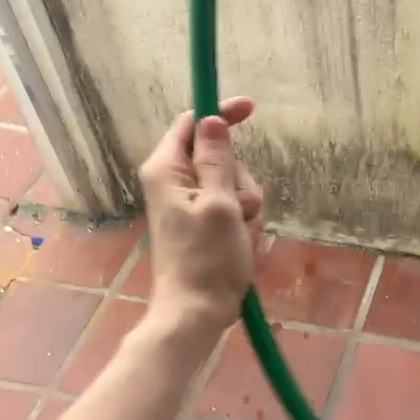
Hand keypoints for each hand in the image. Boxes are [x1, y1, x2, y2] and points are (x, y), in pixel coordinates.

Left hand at [136, 98, 263, 339]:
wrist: (197, 311)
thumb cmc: (208, 260)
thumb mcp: (220, 205)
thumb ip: (218, 161)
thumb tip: (213, 120)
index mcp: (167, 170)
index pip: (193, 123)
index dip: (222, 113)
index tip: (252, 107)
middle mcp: (174, 182)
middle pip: (221, 158)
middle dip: (242, 181)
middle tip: (242, 211)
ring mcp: (190, 206)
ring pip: (233, 186)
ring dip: (247, 209)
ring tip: (242, 236)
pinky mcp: (203, 226)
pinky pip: (233, 211)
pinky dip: (244, 226)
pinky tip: (242, 246)